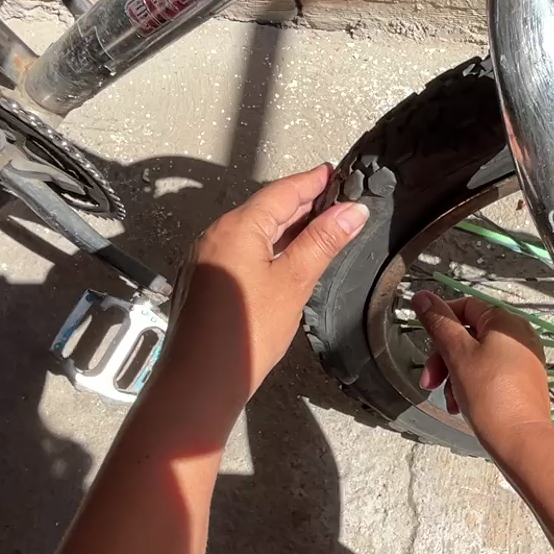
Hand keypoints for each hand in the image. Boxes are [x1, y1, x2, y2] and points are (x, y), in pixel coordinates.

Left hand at [153, 165, 367, 415]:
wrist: (201, 380)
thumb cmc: (249, 330)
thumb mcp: (294, 281)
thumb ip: (323, 242)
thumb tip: (353, 210)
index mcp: (237, 227)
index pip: (282, 191)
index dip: (312, 181)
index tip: (336, 173)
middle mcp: (216, 234)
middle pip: (266, 208)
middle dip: (302, 202)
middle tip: (338, 199)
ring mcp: (207, 257)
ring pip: (254, 230)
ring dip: (287, 225)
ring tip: (321, 225)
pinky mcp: (206, 278)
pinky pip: (242, 249)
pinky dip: (269, 245)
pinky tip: (288, 256)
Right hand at [412, 290, 552, 452]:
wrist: (520, 440)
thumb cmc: (490, 395)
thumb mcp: (457, 354)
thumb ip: (439, 323)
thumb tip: (423, 296)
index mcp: (506, 322)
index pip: (466, 306)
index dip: (441, 320)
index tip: (425, 338)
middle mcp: (519, 336)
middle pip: (469, 335)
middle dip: (444, 357)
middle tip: (430, 380)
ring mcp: (522, 360)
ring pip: (476, 358)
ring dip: (454, 376)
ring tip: (449, 400)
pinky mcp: (522, 383)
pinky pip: (489, 375)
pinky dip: (471, 386)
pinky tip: (461, 406)